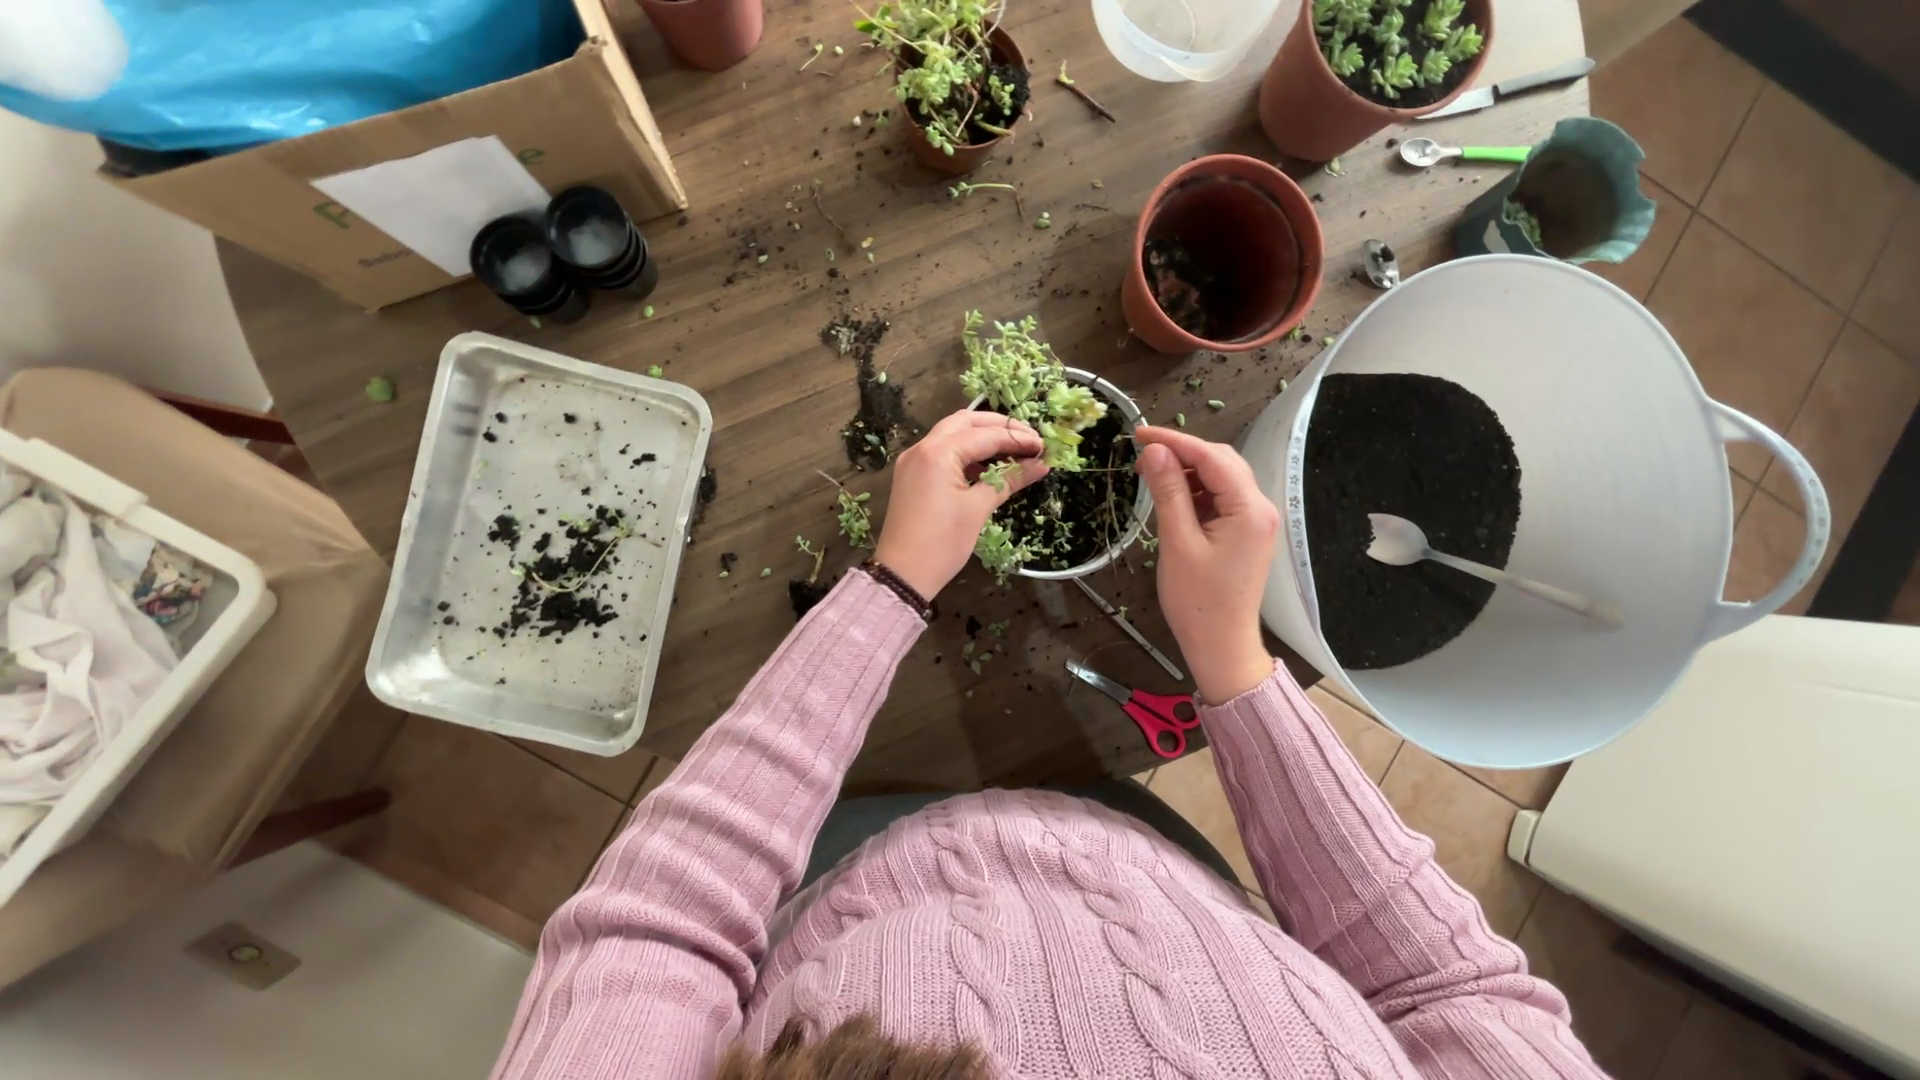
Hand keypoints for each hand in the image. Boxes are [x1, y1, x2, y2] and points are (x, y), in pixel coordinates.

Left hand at [873, 410, 1048, 597]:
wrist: (902, 575)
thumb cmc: (942, 544)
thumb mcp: (978, 509)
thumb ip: (1009, 480)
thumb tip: (1040, 465)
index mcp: (937, 453)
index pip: (985, 434)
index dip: (1017, 438)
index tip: (1044, 446)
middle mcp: (922, 447)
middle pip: (966, 422)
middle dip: (999, 427)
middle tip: (1029, 440)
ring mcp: (913, 460)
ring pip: (952, 434)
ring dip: (982, 437)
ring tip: (1013, 451)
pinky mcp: (912, 475)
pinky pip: (942, 452)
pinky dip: (966, 453)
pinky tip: (988, 466)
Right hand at [1134, 425, 1279, 702]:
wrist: (1221, 646)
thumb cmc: (1198, 602)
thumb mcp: (1177, 543)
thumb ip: (1168, 492)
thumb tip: (1155, 451)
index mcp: (1250, 510)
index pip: (1211, 457)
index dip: (1174, 440)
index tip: (1138, 433)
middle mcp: (1260, 509)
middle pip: (1221, 462)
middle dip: (1182, 453)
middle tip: (1142, 454)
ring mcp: (1255, 521)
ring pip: (1220, 479)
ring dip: (1187, 472)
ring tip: (1151, 474)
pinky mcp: (1245, 533)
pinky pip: (1221, 499)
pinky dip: (1196, 492)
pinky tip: (1171, 496)